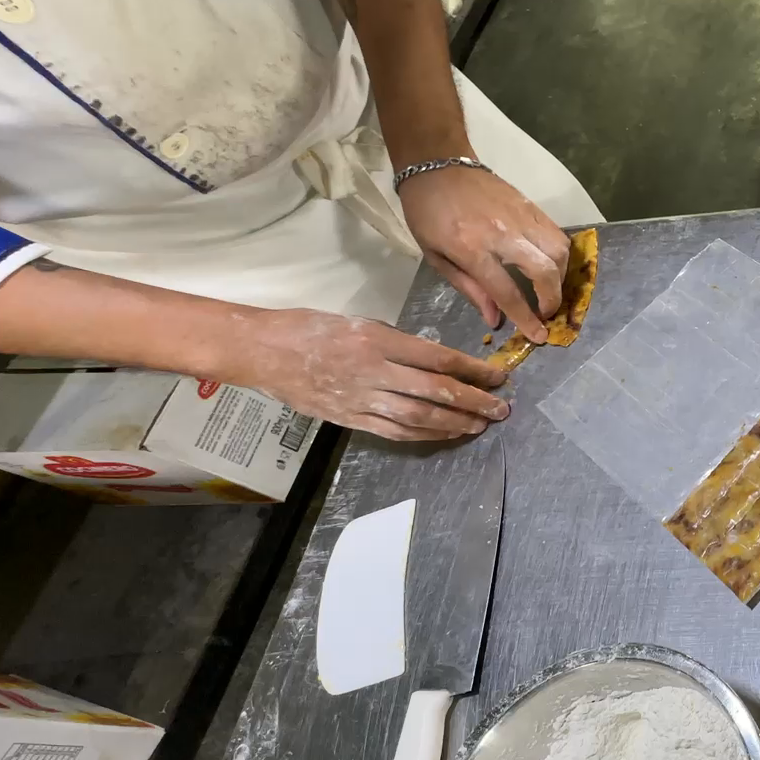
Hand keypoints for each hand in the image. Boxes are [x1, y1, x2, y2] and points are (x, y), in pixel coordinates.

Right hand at [242, 308, 508, 440]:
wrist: (257, 349)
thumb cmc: (315, 329)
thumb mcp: (366, 324)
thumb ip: (404, 345)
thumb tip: (445, 364)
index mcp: (379, 341)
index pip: (439, 358)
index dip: (475, 370)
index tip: (499, 378)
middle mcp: (372, 370)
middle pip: (435, 390)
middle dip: (475, 402)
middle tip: (502, 409)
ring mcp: (359, 398)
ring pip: (418, 417)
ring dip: (456, 423)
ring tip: (482, 424)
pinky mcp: (347, 419)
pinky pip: (395, 432)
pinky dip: (427, 435)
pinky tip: (448, 434)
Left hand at [397, 164, 569, 343]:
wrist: (437, 165)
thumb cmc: (428, 213)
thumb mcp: (436, 256)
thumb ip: (470, 288)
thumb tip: (495, 319)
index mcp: (472, 249)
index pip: (507, 291)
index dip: (525, 318)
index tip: (539, 336)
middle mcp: (503, 234)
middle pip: (544, 272)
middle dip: (552, 298)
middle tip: (547, 312)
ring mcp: (522, 219)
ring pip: (559, 253)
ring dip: (561, 277)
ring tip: (551, 288)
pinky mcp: (534, 208)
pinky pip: (559, 236)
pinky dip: (562, 256)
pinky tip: (553, 265)